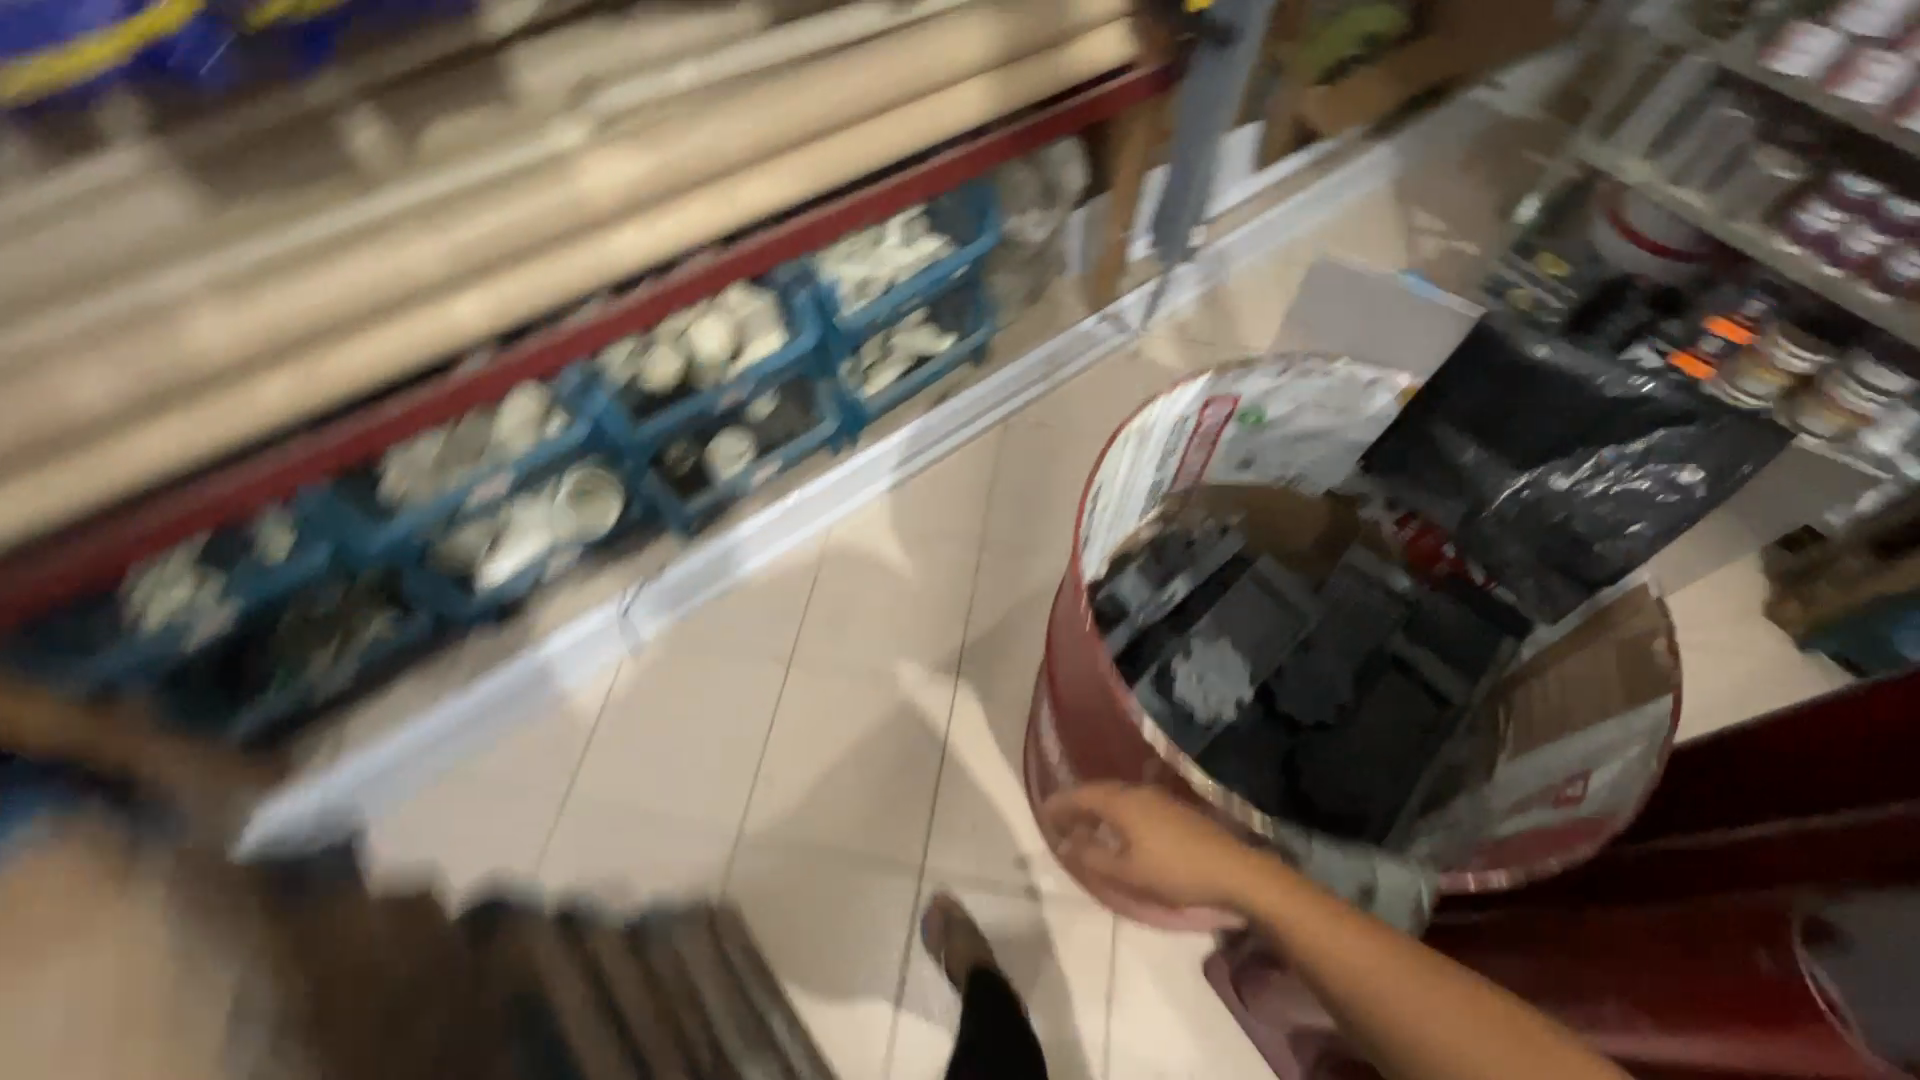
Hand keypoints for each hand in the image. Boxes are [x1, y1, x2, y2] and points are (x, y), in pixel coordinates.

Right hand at [1041, 782, 1274, 910]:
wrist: (1234, 870)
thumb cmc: (1175, 871)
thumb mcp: (1127, 873)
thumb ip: (1092, 857)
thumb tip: (1066, 843)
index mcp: (1122, 802)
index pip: (1080, 794)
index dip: (1059, 803)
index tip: (1041, 812)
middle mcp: (1137, 791)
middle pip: (1099, 791)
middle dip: (1076, 804)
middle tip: (1059, 820)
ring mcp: (1159, 797)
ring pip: (1118, 796)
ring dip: (1097, 808)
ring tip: (1085, 826)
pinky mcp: (1174, 808)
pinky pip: (1133, 802)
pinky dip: (1116, 812)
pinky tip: (1119, 831)